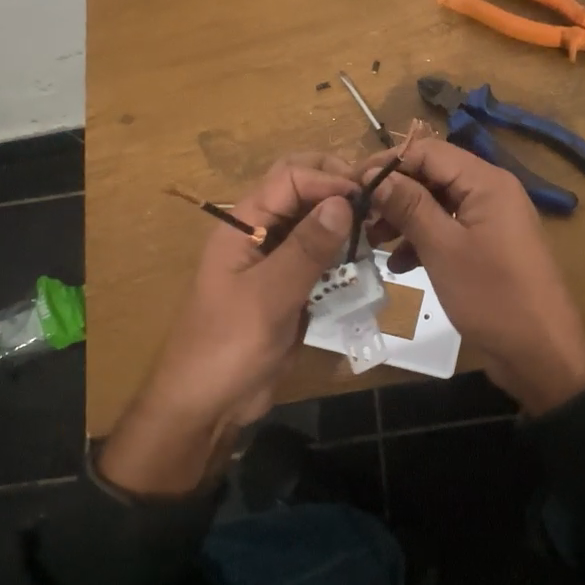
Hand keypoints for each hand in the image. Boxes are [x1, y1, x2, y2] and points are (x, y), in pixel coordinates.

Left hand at [98, 155, 357, 494]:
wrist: (206, 407)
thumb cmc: (227, 347)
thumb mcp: (269, 297)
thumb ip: (306, 248)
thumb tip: (343, 201)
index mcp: (242, 226)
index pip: (289, 177)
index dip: (328, 179)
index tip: (366, 197)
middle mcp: (259, 234)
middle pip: (301, 190)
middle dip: (338, 189)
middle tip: (376, 205)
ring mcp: (275, 261)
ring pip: (314, 222)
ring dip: (344, 221)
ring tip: (378, 230)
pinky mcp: (290, 287)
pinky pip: (319, 257)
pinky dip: (342, 253)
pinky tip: (366, 261)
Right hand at [360, 137, 584, 414]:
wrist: (541, 352)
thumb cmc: (492, 296)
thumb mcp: (443, 249)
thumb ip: (409, 207)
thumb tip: (375, 174)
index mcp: (487, 182)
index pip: (429, 151)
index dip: (388, 162)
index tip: (350, 183)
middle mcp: (492, 192)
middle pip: (433, 176)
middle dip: (394, 193)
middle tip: (357, 217)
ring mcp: (492, 220)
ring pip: (438, 204)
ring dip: (405, 219)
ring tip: (371, 242)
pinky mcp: (489, 247)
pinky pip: (450, 230)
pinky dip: (423, 241)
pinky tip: (399, 264)